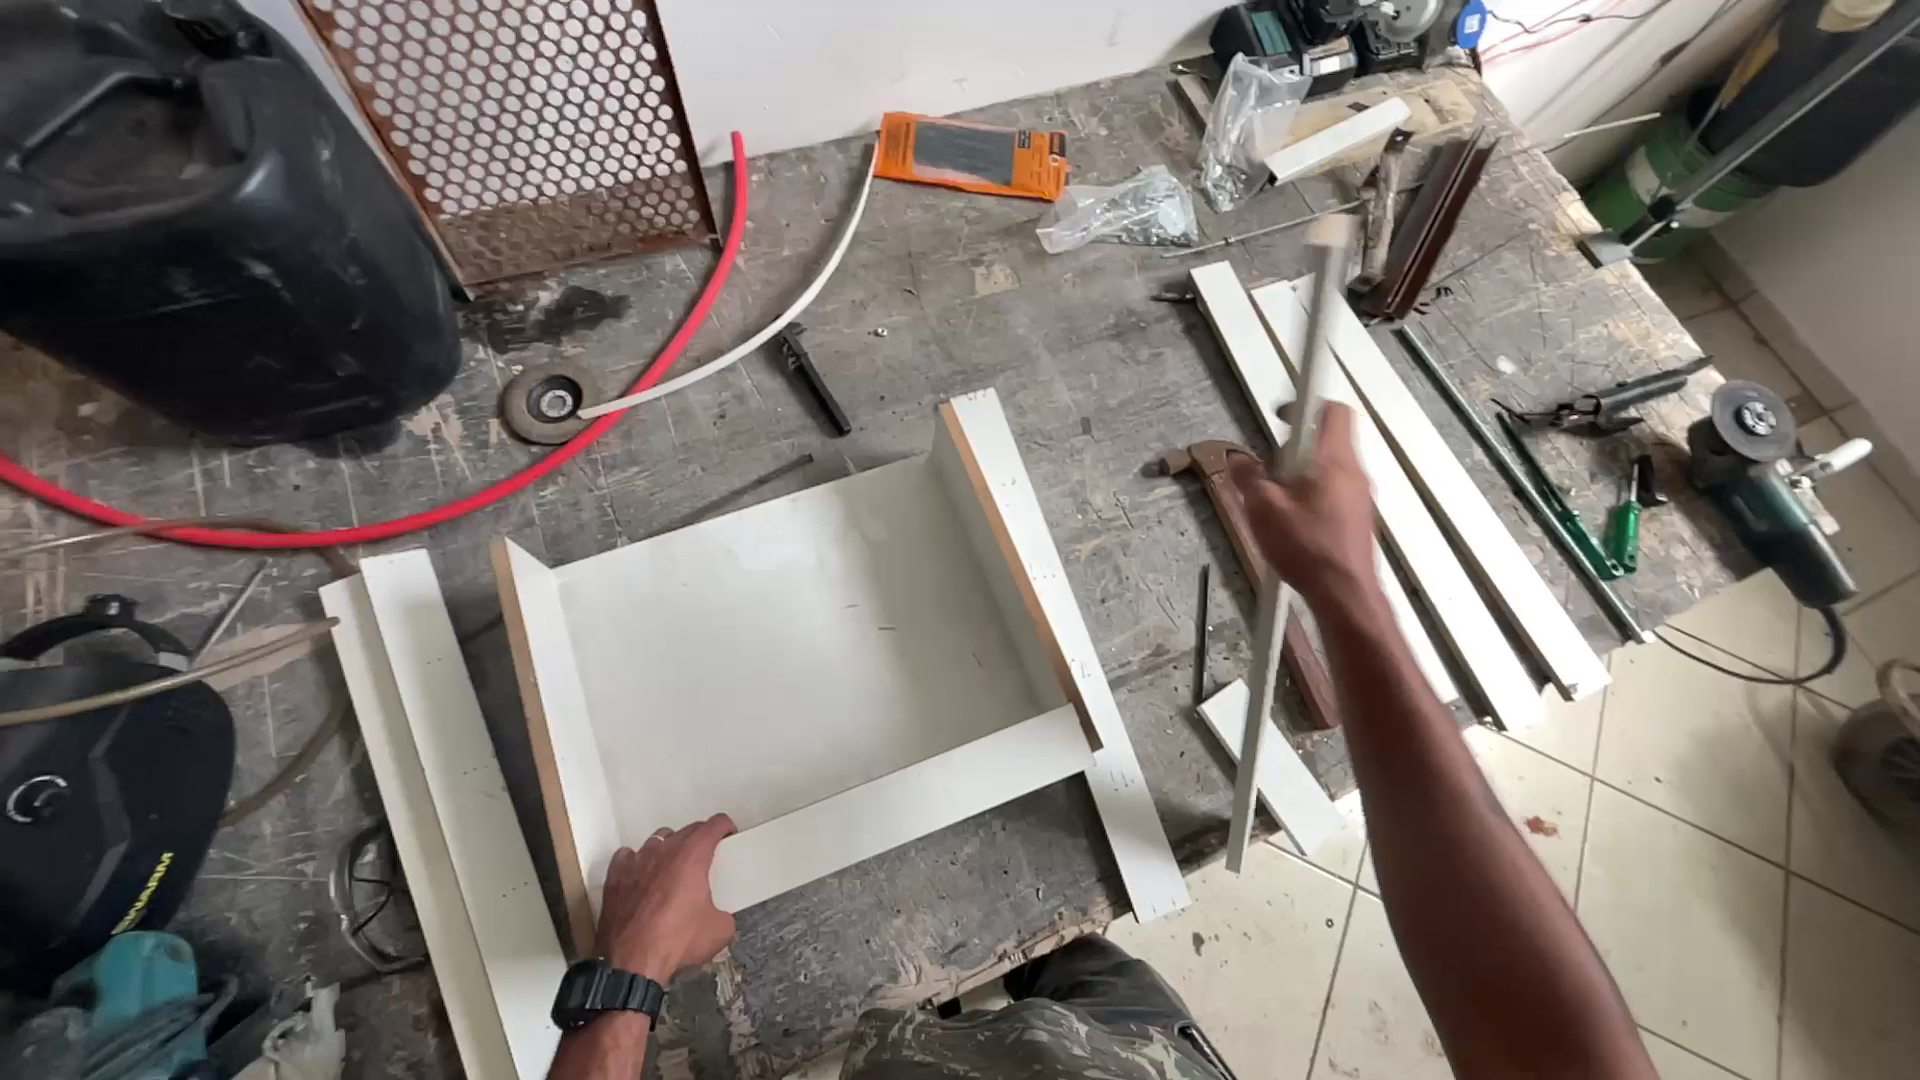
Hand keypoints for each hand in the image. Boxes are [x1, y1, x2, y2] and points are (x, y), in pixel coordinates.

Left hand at [595, 814, 737, 983]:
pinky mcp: (616, 875)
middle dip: (700, 840)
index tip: (728, 836)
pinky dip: (638, 863)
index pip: (716, 824)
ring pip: (659, 839)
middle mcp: (666, 849)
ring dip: (670, 849)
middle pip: (688, 829)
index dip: (726, 828)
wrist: (631, 964)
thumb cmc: (675, 941)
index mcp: (694, 854)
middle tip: (705, 860)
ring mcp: (638, 859)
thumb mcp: (719, 930)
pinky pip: (629, 857)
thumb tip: (720, 915)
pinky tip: (642, 878)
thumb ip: (724, 912)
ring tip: (673, 869)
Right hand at [1228, 402, 1380, 611]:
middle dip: (1292, 450)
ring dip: (1299, 476)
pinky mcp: (1356, 517)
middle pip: (1325, 441)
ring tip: (1275, 502)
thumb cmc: (1307, 548)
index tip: (1282, 414)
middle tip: (1269, 470)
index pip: (1332, 410)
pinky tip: (1290, 523)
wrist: (1343, 593)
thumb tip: (1237, 459)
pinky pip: (1331, 493)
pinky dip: (1309, 497)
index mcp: (1333, 460)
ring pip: (1326, 469)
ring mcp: (1359, 496)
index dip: (1305, 404)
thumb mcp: (1262, 508)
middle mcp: (1353, 472)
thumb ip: (1247, 477)